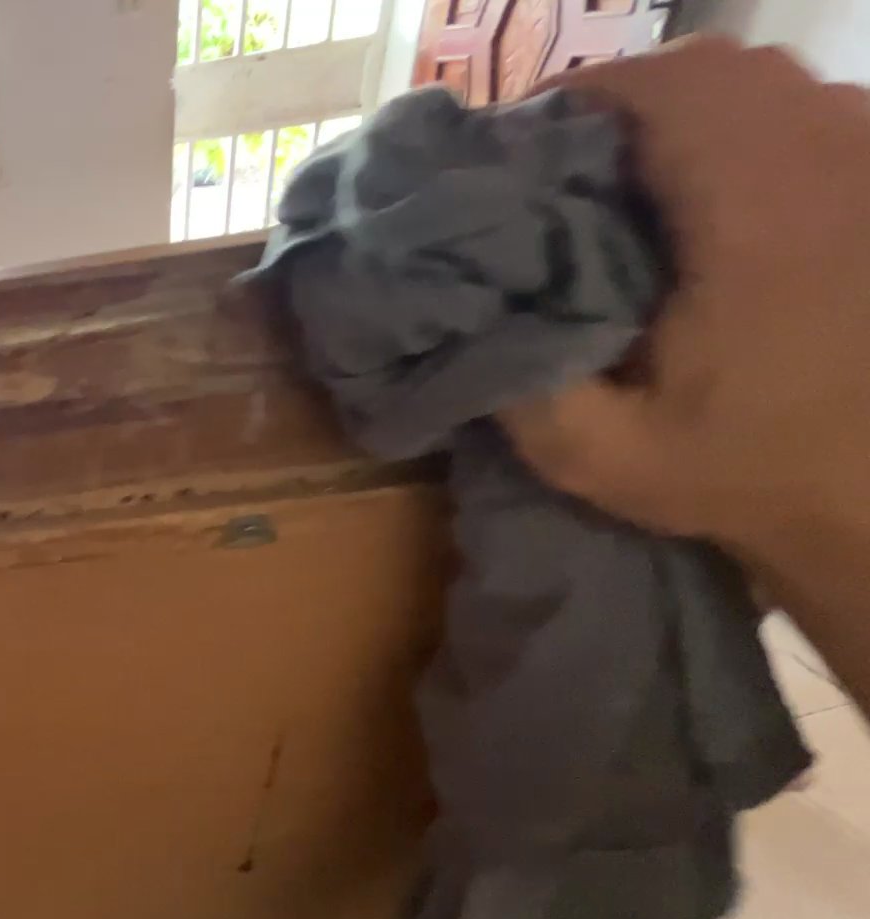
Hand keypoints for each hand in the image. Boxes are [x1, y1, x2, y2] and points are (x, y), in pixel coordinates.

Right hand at [500, 37, 869, 571]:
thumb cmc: (743, 472)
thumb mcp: (595, 452)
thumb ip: (517, 384)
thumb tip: (460, 316)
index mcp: (762, 222)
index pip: (679, 91)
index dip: (587, 94)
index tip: (516, 142)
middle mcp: (838, 170)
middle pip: (725, 73)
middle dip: (623, 103)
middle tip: (549, 167)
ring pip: (770, 91)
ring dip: (675, 121)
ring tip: (603, 186)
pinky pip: (806, 124)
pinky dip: (728, 142)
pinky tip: (680, 205)